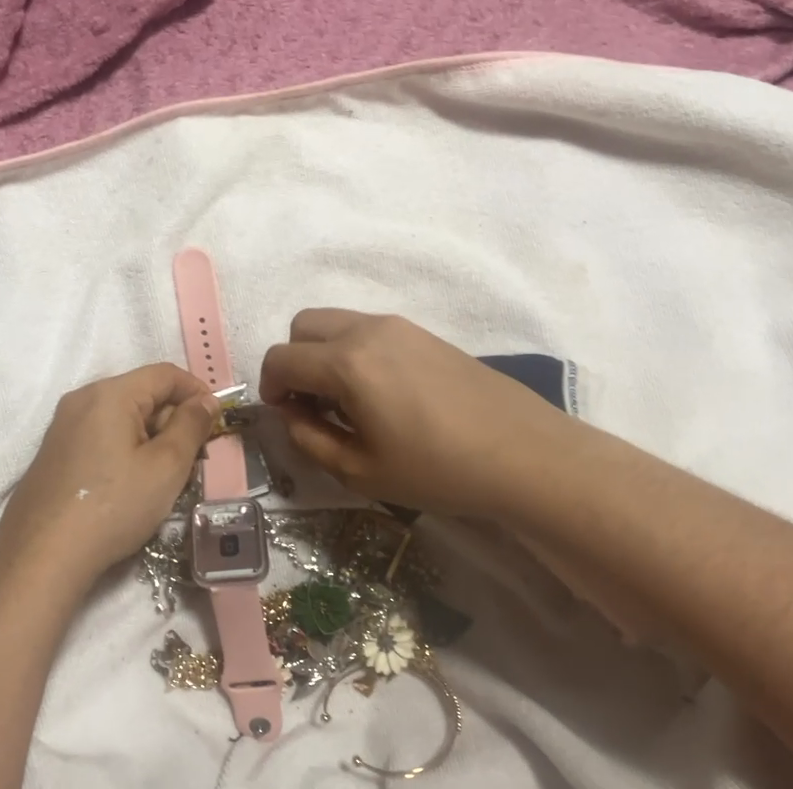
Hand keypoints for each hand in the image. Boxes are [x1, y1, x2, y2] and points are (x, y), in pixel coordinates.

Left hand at [0, 364, 219, 588]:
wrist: (42, 556)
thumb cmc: (113, 506)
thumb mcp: (166, 467)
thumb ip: (191, 426)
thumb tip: (206, 400)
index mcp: (109, 393)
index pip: (165, 374)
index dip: (197, 392)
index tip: (217, 423)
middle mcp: (82, 399)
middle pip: (142, 393)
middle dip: (174, 420)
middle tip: (193, 461)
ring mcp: (63, 426)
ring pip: (122, 417)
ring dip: (151, 438)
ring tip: (165, 479)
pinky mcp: (54, 452)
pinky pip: (101, 436)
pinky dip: (125, 449)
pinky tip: (131, 487)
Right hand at [258, 309, 571, 516]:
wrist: (523, 454)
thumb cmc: (436, 469)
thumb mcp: (359, 470)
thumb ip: (308, 439)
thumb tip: (289, 414)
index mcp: (345, 362)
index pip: (280, 358)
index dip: (270, 387)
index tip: (285, 416)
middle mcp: (366, 330)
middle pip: (303, 325)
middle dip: (294, 361)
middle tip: (311, 404)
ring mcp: (399, 326)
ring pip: (336, 322)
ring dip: (324, 353)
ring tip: (348, 401)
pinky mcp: (424, 332)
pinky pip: (368, 329)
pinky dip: (354, 350)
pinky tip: (382, 393)